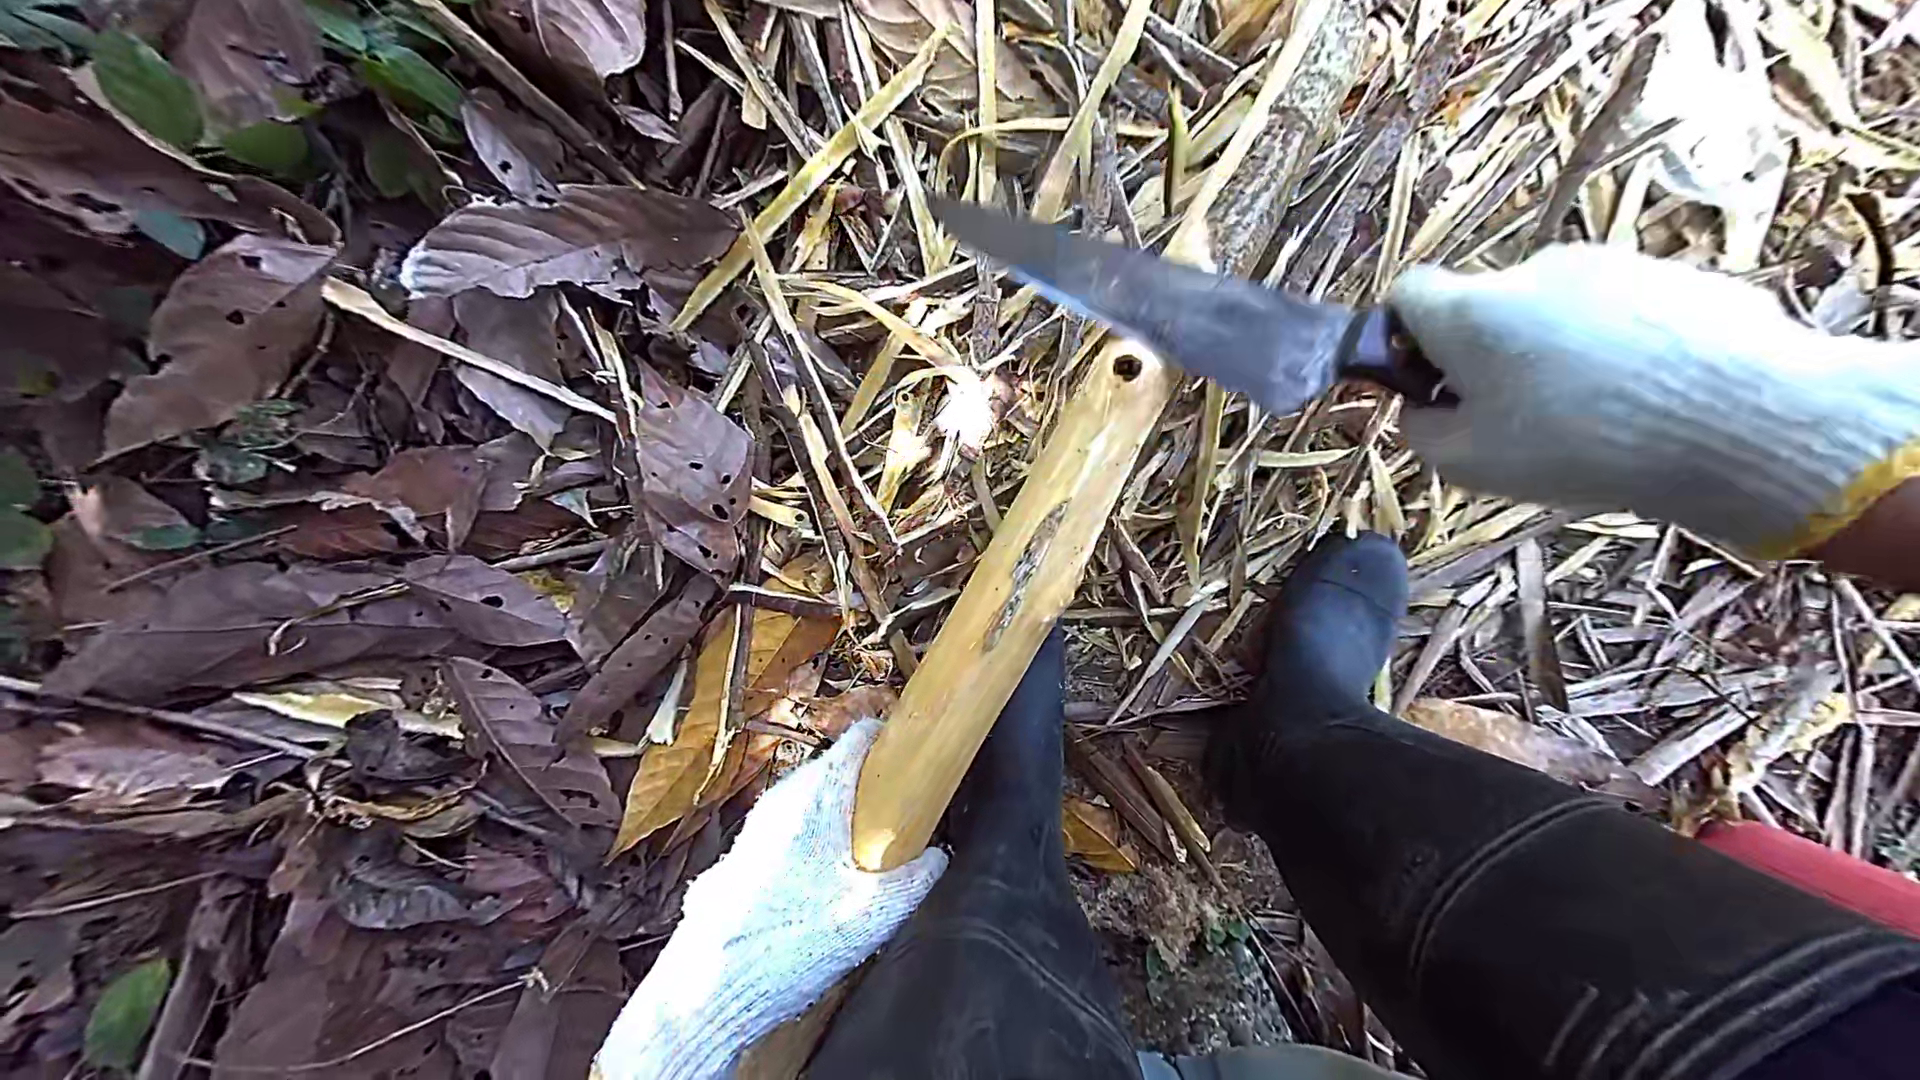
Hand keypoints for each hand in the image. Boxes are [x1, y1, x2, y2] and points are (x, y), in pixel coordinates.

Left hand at [594, 717, 946, 1079]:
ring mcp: (759, 820)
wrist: (711, 988)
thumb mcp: (876, 914)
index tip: (908, 758)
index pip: (861, 735)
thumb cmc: (795, 940)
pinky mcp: (743, 847)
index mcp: (821, 791)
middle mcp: (786, 793)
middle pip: (838, 766)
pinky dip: (809, 837)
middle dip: (868, 786)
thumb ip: (916, 878)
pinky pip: (787, 824)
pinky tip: (814, 885)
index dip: (889, 739)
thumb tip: (936, 858)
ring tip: (855, 859)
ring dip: (837, 813)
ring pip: (811, 796)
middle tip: (890, 821)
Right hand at [1391, 244, 1919, 556]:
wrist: (1750, 426)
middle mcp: (1531, 272)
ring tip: (1578, 408)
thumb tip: (1425, 403)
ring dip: (1538, 349)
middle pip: (1478, 306)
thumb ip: (1419, 424)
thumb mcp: (1459, 459)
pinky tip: (1632, 393)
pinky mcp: (1674, 275)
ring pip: (1542, 309)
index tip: (1422, 377)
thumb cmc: (1571, 446)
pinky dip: (1601, 345)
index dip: (1399, 333)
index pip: (1405, 292)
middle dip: (1475, 350)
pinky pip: (1607, 311)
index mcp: (1468, 311)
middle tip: (1501, 408)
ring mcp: (1609, 266)